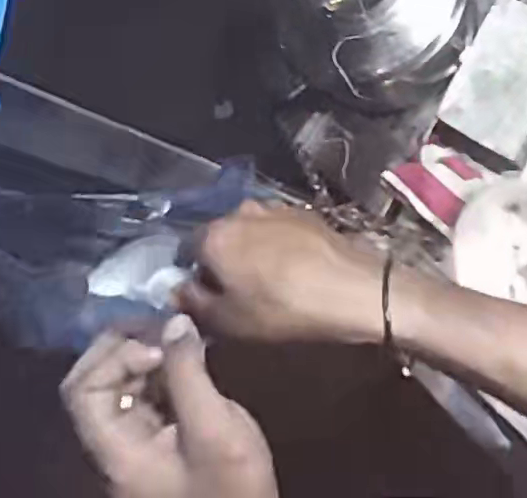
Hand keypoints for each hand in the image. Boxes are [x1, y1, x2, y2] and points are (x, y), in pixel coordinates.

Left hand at [61, 317, 276, 497]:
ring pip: (121, 387)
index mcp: (118, 451)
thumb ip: (189, 373)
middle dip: (127, 345)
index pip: (84, 391)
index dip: (116, 355)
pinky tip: (194, 353)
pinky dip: (165, 367)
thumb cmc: (229, 486)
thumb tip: (175, 320)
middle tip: (169, 325)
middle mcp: (118, 446)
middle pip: (94, 385)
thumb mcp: (214, 427)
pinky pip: (149, 394)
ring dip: (147, 352)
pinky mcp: (164, 439)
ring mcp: (140, 444)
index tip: (162, 345)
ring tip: (185, 333)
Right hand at [180, 201, 384, 343]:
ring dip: (250, 249)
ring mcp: (277, 207)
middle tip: (233, 289)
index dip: (193, 274)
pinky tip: (289, 266)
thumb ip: (193, 301)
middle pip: (221, 234)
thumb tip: (179, 288)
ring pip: (250, 229)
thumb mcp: (226, 319)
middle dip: (222, 258)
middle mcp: (243, 211)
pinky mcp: (305, 212)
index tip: (203, 295)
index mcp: (216, 233)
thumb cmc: (279, 307)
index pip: (188, 249)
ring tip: (264, 279)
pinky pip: (277, 228)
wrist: (347, 285)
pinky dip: (276, 243)